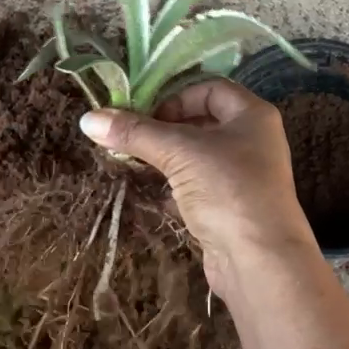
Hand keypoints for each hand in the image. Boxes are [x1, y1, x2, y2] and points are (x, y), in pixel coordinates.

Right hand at [80, 80, 316, 292]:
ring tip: (132, 163)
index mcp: (252, 114)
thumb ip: (136, 133)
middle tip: (131, 138)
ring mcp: (244, 176)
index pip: (210, 88)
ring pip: (198, 156)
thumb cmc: (227, 189)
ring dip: (167, 158)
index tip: (145, 115)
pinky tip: (150, 193)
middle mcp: (253, 140)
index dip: (176, 96)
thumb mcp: (179, 153)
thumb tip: (88, 118)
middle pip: (203, 121)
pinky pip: (198, 186)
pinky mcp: (231, 208)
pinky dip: (174, 186)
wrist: (260, 260)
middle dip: (165, 128)